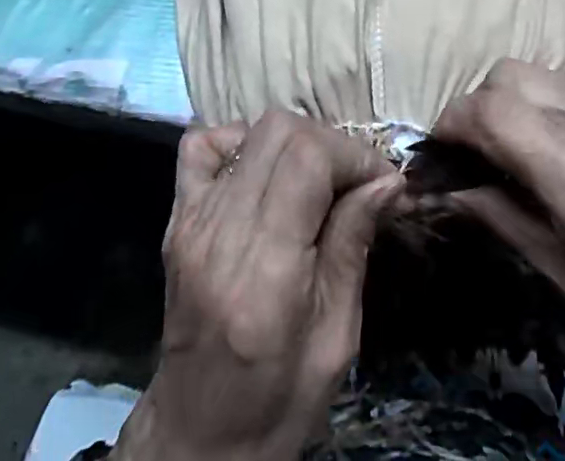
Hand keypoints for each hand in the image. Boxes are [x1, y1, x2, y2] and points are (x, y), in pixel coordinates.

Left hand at [114, 112, 402, 460]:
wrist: (198, 433)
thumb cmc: (279, 400)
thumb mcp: (338, 338)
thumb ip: (354, 247)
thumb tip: (387, 181)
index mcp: (266, 270)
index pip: (308, 158)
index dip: (354, 156)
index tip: (383, 183)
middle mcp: (221, 232)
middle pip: (278, 132)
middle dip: (331, 144)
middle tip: (355, 182)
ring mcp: (191, 221)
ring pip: (248, 132)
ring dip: (296, 143)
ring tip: (318, 181)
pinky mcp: (177, 219)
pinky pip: (200, 147)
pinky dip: (240, 142)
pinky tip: (265, 173)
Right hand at [428, 60, 564, 408]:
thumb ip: (502, 220)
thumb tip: (439, 187)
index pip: (495, 112)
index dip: (453, 123)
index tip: (443, 151)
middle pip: (511, 75)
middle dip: (482, 108)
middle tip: (484, 151)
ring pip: (547, 72)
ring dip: (524, 104)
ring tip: (539, 149)